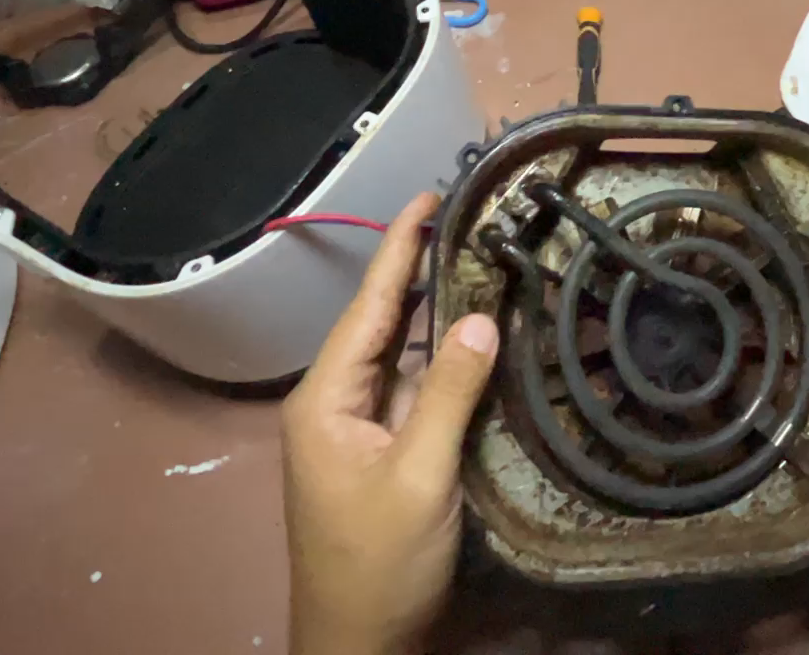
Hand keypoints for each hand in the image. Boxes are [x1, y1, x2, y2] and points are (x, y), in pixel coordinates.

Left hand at [281, 192, 499, 654]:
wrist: (362, 646)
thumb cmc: (378, 562)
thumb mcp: (418, 475)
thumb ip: (449, 393)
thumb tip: (481, 317)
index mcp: (327, 397)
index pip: (370, 305)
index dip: (398, 248)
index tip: (426, 197)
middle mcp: (339, 398)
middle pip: (383, 318)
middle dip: (417, 266)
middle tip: (461, 217)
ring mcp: (363, 423)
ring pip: (402, 349)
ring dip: (433, 306)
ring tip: (472, 256)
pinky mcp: (387, 443)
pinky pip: (416, 381)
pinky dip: (443, 351)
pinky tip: (473, 329)